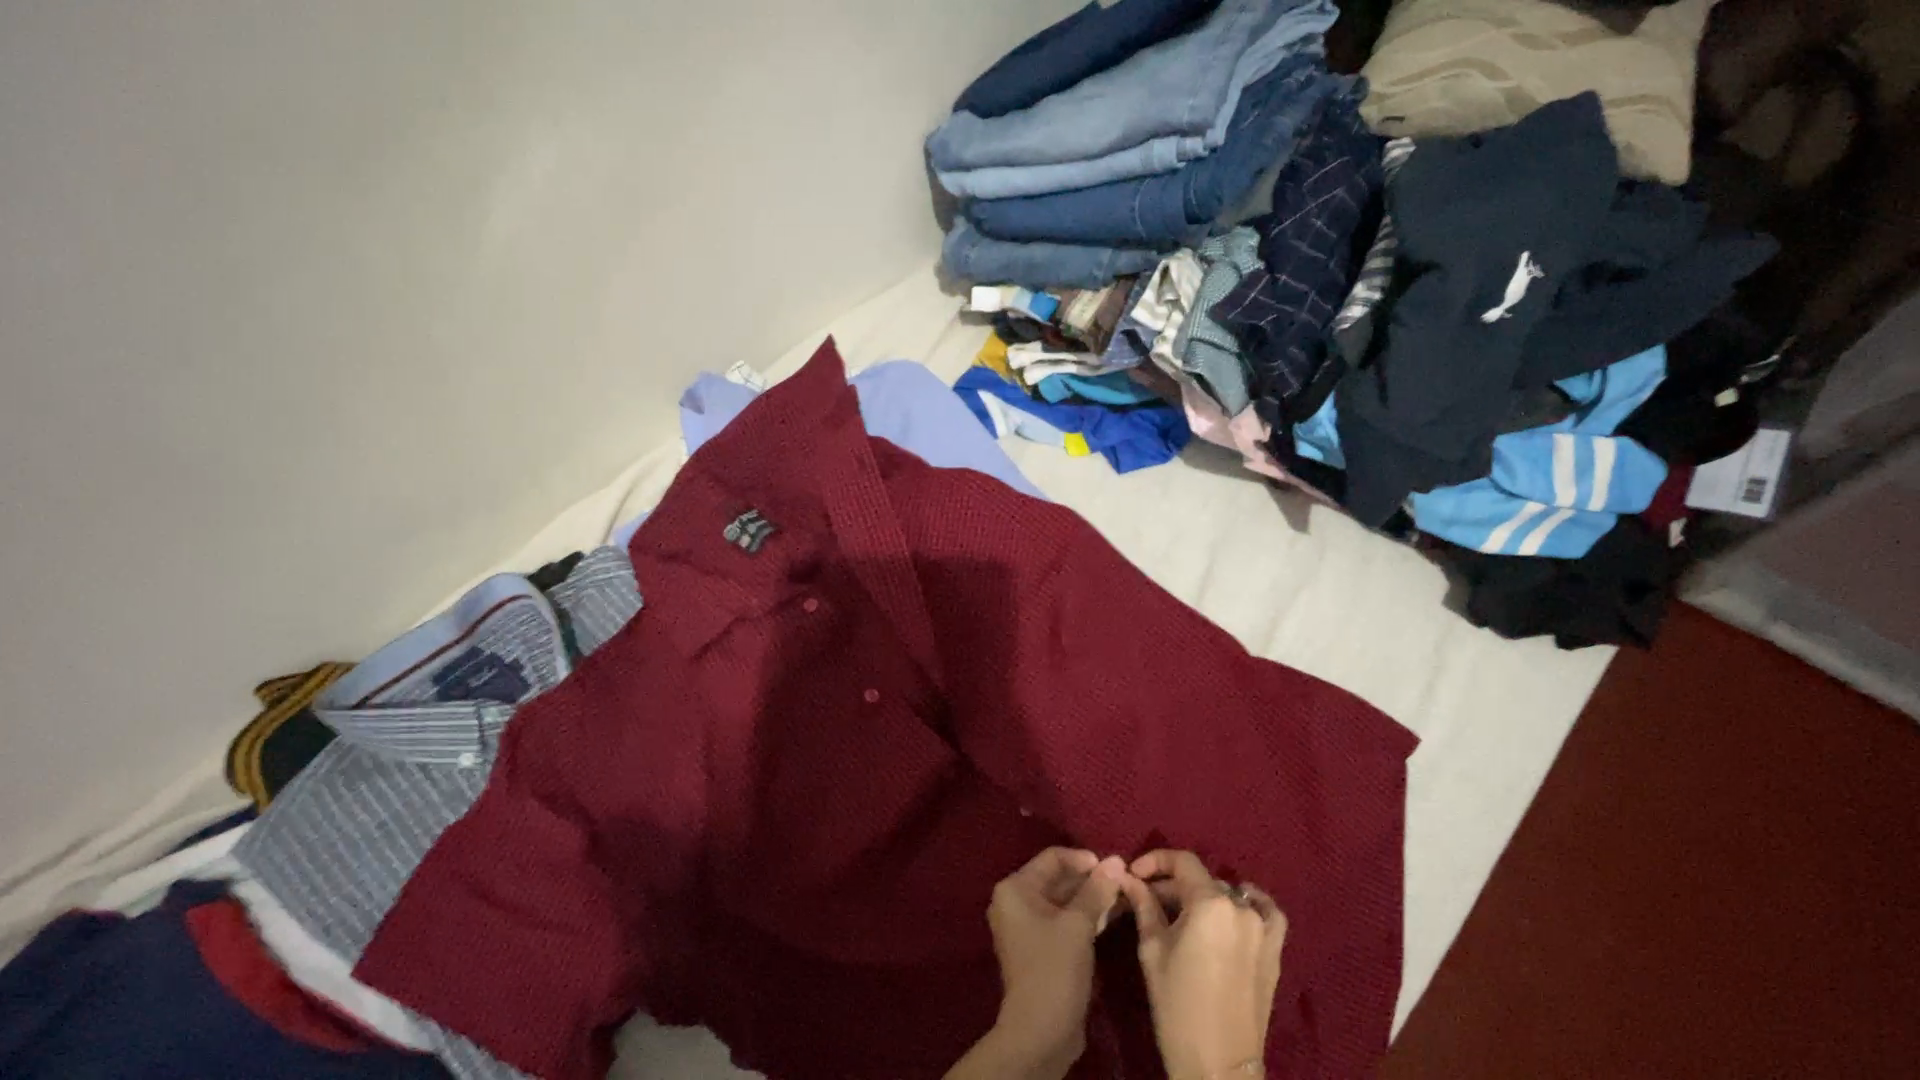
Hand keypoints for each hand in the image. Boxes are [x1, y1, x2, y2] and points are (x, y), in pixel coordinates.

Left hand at [948, 847, 1128, 1079]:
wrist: (1041, 1031)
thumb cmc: (1054, 967)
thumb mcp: (1078, 924)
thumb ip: (1097, 890)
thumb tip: (1117, 861)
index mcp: (1014, 889)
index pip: (1052, 858)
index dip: (1084, 860)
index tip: (1115, 868)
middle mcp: (1015, 903)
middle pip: (1058, 879)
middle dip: (1091, 880)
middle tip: (1125, 882)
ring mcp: (1027, 927)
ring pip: (1064, 902)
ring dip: (1092, 899)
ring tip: (1125, 897)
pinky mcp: (1041, 948)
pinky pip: (1064, 922)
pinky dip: (1086, 917)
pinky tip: (1113, 917)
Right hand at [1115, 850, 1286, 1079]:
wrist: (1217, 1064)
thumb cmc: (1177, 1006)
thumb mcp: (1152, 951)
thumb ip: (1144, 907)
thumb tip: (1129, 879)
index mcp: (1210, 903)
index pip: (1182, 862)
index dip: (1155, 860)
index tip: (1134, 875)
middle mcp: (1241, 908)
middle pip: (1203, 881)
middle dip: (1173, 886)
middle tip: (1148, 902)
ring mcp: (1264, 929)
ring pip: (1230, 896)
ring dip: (1205, 898)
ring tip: (1184, 916)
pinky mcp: (1275, 951)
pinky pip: (1267, 914)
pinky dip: (1251, 905)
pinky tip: (1235, 912)